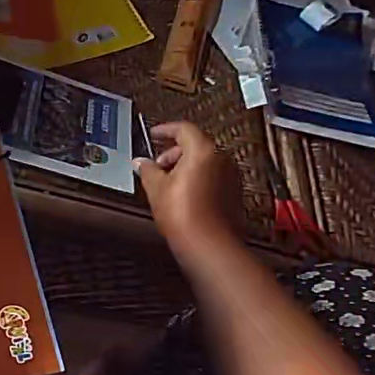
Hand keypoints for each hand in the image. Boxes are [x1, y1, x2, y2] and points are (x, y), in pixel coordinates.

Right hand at [135, 122, 244, 260]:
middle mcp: (221, 159)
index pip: (183, 129)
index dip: (165, 130)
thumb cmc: (186, 217)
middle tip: (156, 165)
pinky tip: (183, 196)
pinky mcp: (233, 193)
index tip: (155, 134)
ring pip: (205, 161)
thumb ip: (147, 170)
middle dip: (173, 152)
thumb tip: (141, 163)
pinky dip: (198, 180)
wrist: (209, 246)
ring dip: (186, 167)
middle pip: (195, 144)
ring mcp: (230, 176)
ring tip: (167, 183)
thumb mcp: (156, 189)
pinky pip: (213, 178)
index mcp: (203, 151)